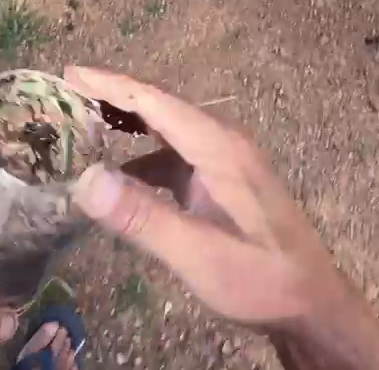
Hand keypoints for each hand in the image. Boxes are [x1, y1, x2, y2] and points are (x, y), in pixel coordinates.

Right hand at [62, 67, 378, 368]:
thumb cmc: (261, 277)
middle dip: (111, 94)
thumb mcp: (199, 255)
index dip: (110, 83)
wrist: (315, 304)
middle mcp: (219, 140)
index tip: (69, 73)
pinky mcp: (221, 179)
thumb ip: (142, 217)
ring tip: (80, 122)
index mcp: (217, 145)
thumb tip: (84, 178)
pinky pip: (173, 153)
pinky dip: (140, 153)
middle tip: (64, 93)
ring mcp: (222, 158)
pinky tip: (117, 172)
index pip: (154, 100)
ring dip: (125, 120)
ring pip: (165, 127)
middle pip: (158, 104)